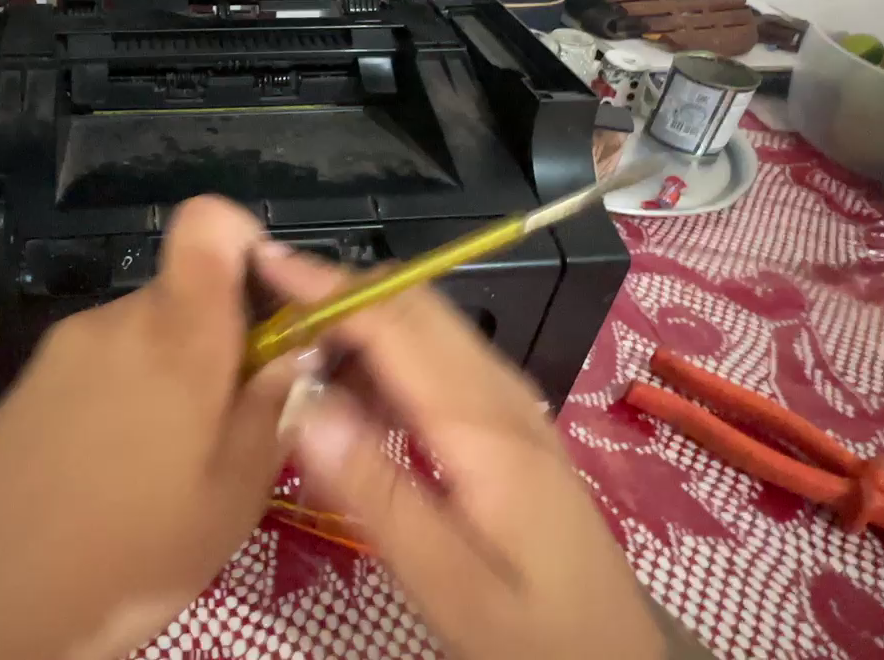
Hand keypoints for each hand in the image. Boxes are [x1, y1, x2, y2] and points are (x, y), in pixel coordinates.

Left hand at [0, 196, 295, 659]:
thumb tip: (291, 355)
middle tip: (222, 423)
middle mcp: (119, 319)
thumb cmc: (124, 555)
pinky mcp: (33, 375)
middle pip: (184, 291)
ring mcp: (69, 344)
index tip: (264, 303)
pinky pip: (103, 358)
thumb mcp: (229, 501)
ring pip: (146, 330)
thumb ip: (269, 412)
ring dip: (170, 373)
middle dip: (216, 339)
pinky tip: (112, 467)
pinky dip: (126, 391)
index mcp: (178, 334)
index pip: (208, 222)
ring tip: (164, 462)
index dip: (242, 238)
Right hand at [261, 249, 663, 659]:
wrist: (616, 659)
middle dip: (336, 288)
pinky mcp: (502, 414)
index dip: (325, 286)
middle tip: (270, 306)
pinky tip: (351, 395)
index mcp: (482, 422)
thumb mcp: (447, 584)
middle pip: (412, 302)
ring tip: (298, 354)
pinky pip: (433, 354)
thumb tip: (304, 408)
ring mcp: (505, 397)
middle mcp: (498, 389)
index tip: (267, 262)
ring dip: (357, 318)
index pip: (393, 322)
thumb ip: (375, 494)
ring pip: (423, 321)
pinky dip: (381, 351)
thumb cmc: (531, 628)